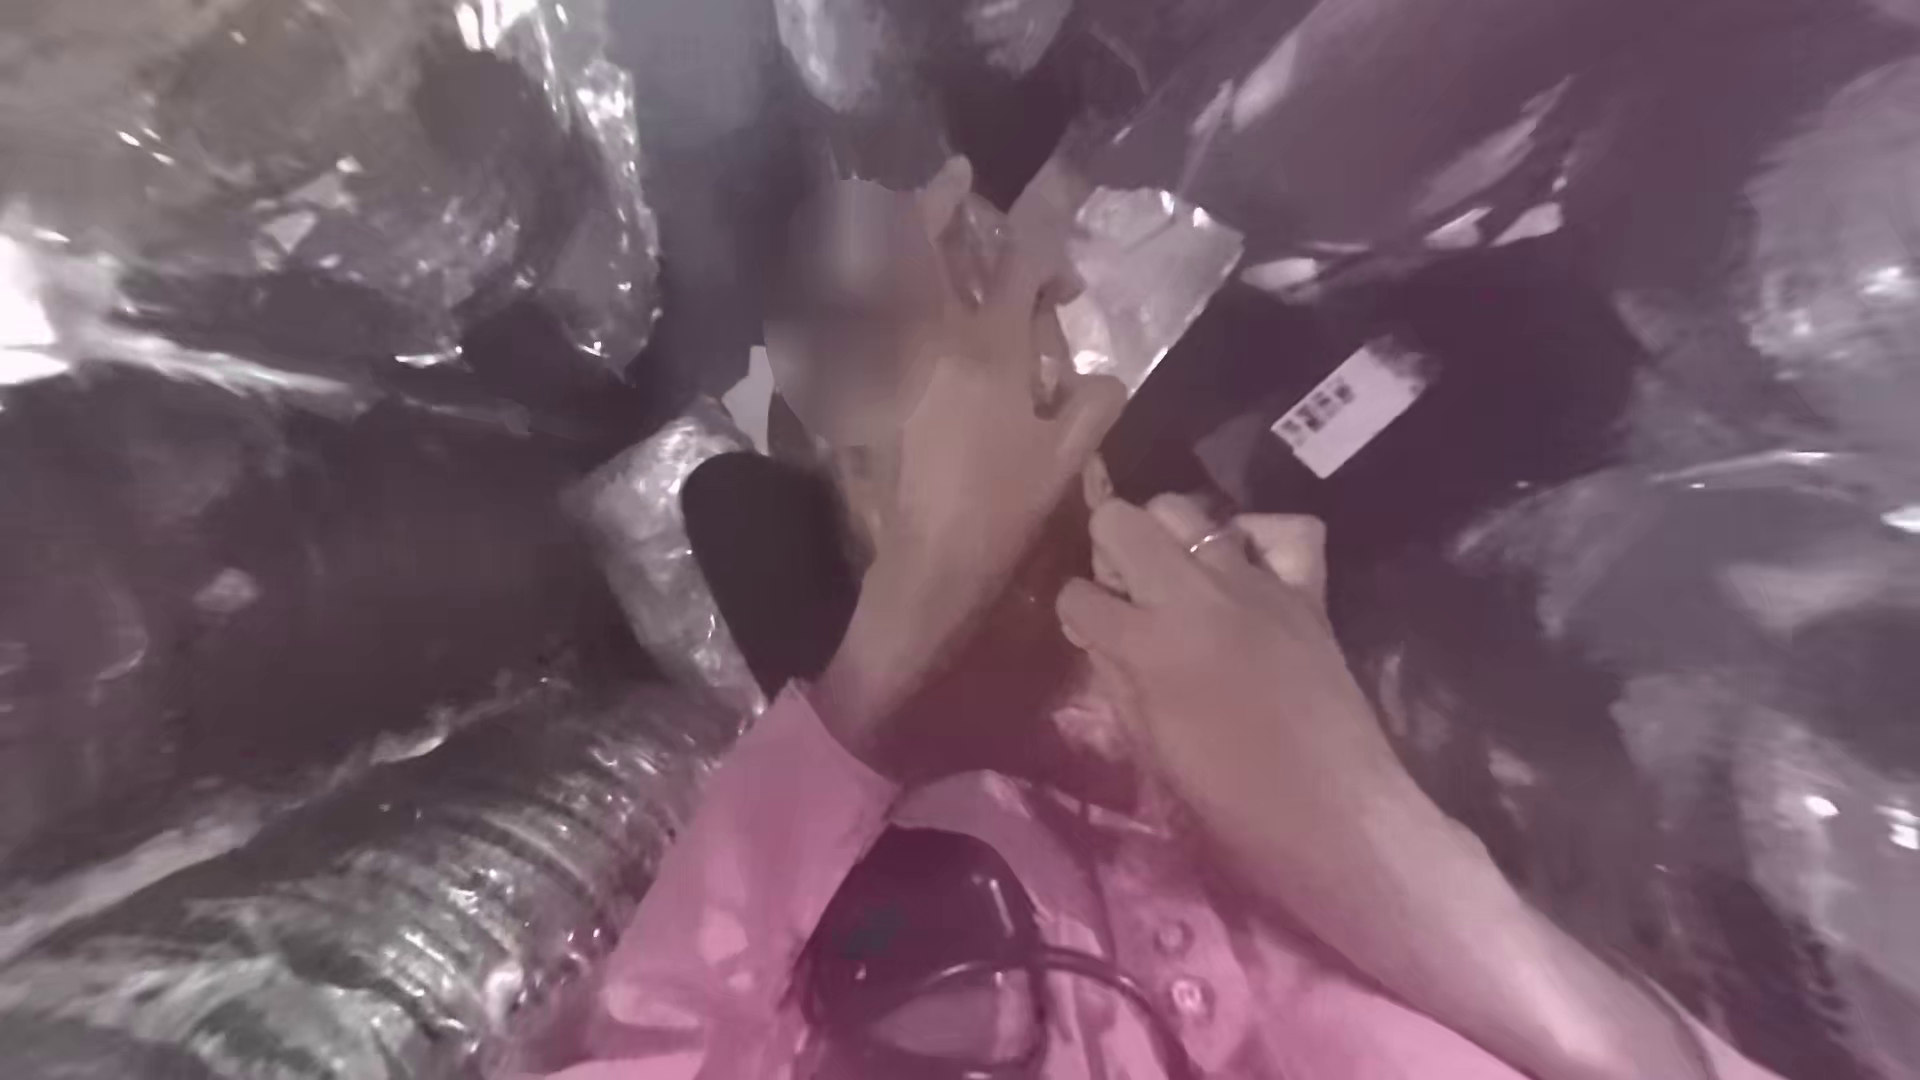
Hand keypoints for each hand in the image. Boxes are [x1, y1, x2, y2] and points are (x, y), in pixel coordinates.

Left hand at [816, 194, 1125, 777]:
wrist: (931, 563)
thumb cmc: (1001, 513)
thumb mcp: (1065, 461)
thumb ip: (1093, 404)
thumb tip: (1101, 375)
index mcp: (989, 354)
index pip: (1021, 263)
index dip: (1044, 223)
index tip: (1059, 198)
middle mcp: (930, 342)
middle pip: (924, 245)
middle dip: (940, 201)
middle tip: (957, 183)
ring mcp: (888, 366)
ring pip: (880, 276)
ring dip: (896, 237)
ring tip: (913, 220)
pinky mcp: (866, 395)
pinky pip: (856, 326)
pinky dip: (862, 296)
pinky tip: (880, 295)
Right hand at [1058, 496, 1422, 872]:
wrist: (1334, 816)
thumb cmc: (1224, 792)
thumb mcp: (1143, 736)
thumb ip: (1110, 668)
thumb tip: (1093, 627)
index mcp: (1146, 642)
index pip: (1077, 594)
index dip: (1074, 610)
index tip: (1086, 626)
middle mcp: (1192, 595)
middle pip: (1120, 520)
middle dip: (1107, 549)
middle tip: (1125, 590)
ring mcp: (1252, 583)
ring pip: (1183, 508)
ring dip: (1164, 537)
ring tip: (1173, 575)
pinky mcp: (1304, 589)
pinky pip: (1282, 531)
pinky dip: (1255, 536)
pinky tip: (1241, 565)